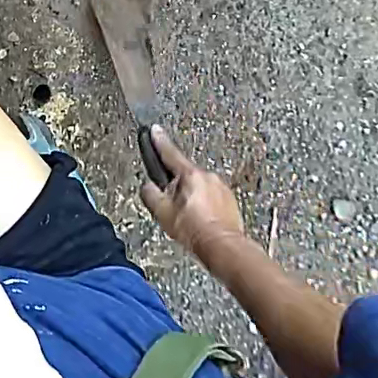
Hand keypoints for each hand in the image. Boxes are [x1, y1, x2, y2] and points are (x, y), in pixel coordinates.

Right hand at [138, 125, 249, 260]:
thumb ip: (149, 193)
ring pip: (199, 187)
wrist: (224, 247)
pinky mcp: (230, 201)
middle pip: (184, 174)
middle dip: (177, 186)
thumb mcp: (161, 212)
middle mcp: (207, 177)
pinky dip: (204, 205)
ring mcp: (221, 188)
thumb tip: (148, 186)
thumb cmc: (194, 230)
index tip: (154, 130)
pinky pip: (211, 197)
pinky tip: (201, 220)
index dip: (159, 141)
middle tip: (173, 206)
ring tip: (189, 218)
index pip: (170, 153)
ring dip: (192, 197)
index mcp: (190, 175)